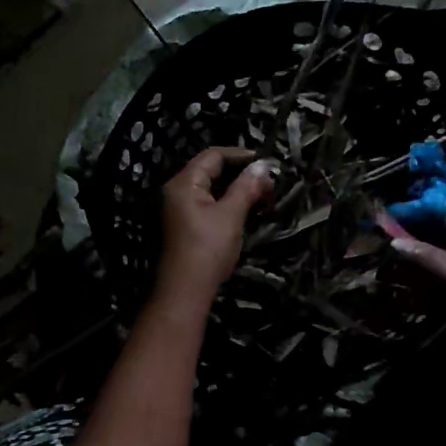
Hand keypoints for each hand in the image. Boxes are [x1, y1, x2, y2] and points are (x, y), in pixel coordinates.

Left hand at [156, 147, 275, 304]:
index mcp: (184, 183)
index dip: (240, 155)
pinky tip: (246, 210)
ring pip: (211, 188)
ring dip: (236, 189)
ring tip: (262, 196)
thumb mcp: (231, 215)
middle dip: (241, 174)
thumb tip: (263, 166)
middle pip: (210, 170)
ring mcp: (179, 209)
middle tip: (268, 182)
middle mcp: (177, 191)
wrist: (186, 290)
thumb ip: (246, 188)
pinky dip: (227, 203)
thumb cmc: (208, 249)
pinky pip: (207, 204)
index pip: (213, 156)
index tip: (265, 162)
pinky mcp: (185, 224)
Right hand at [390, 204, 445, 322]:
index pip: (444, 210)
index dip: (415, 212)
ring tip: (393, 258)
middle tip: (382, 240)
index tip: (384, 218)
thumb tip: (395, 242)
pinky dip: (438, 272)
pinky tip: (419, 281)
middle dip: (417, 233)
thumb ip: (434, 261)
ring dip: (425, 253)